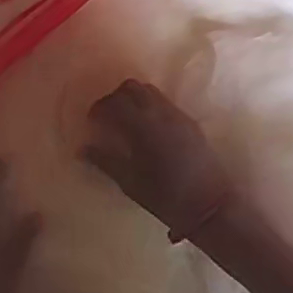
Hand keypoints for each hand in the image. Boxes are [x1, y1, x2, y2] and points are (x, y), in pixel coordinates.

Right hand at [83, 80, 233, 239]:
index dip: (99, 107)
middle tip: (107, 116)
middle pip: (131, 87)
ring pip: (149, 90)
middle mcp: (160, 112)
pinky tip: (147, 127)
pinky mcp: (189, 121)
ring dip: (133, 98)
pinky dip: (149, 104)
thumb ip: (105, 161)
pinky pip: (164, 101)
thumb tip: (81, 149)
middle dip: (115, 97)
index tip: (91, 120)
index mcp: (142, 126)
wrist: (210, 204)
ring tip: (126, 119)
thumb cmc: (166, 197)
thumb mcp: (130, 183)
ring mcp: (177, 114)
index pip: (114, 102)